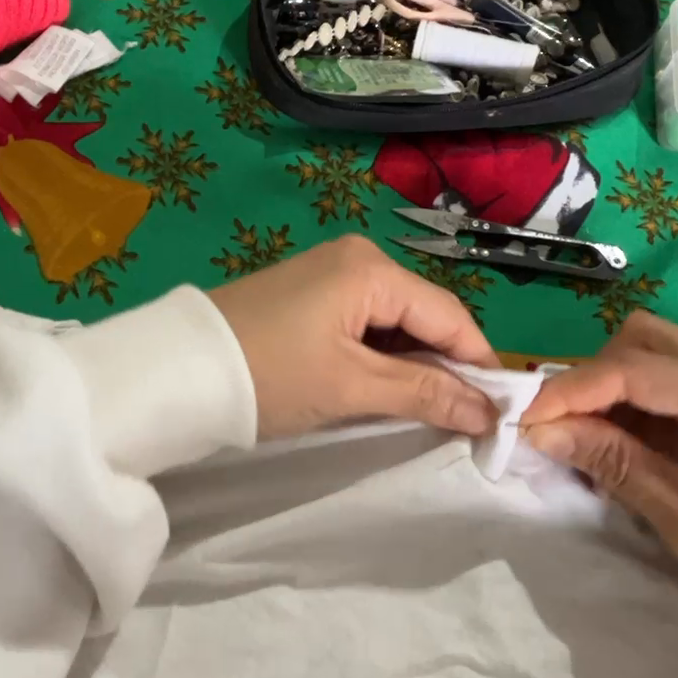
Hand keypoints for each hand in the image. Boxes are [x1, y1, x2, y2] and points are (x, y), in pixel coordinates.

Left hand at [208, 236, 499, 440]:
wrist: (176, 373)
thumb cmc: (270, 376)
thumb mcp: (350, 388)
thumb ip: (423, 393)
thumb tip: (488, 411)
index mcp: (372, 269)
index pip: (448, 316)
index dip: (478, 364)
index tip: (500, 413)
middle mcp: (357, 259)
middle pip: (423, 314)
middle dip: (445, 365)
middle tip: (464, 419)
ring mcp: (330, 273)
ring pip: (395, 320)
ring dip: (413, 363)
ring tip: (428, 411)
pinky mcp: (310, 293)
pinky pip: (365, 322)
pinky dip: (381, 355)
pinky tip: (387, 388)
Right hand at [520, 312, 677, 628]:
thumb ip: (614, 465)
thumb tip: (540, 430)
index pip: (636, 368)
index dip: (572, 388)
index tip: (525, 419)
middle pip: (642, 339)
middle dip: (591, 377)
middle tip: (561, 428)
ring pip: (649, 353)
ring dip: (607, 387)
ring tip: (584, 438)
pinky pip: (664, 382)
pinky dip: (627, 403)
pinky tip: (614, 442)